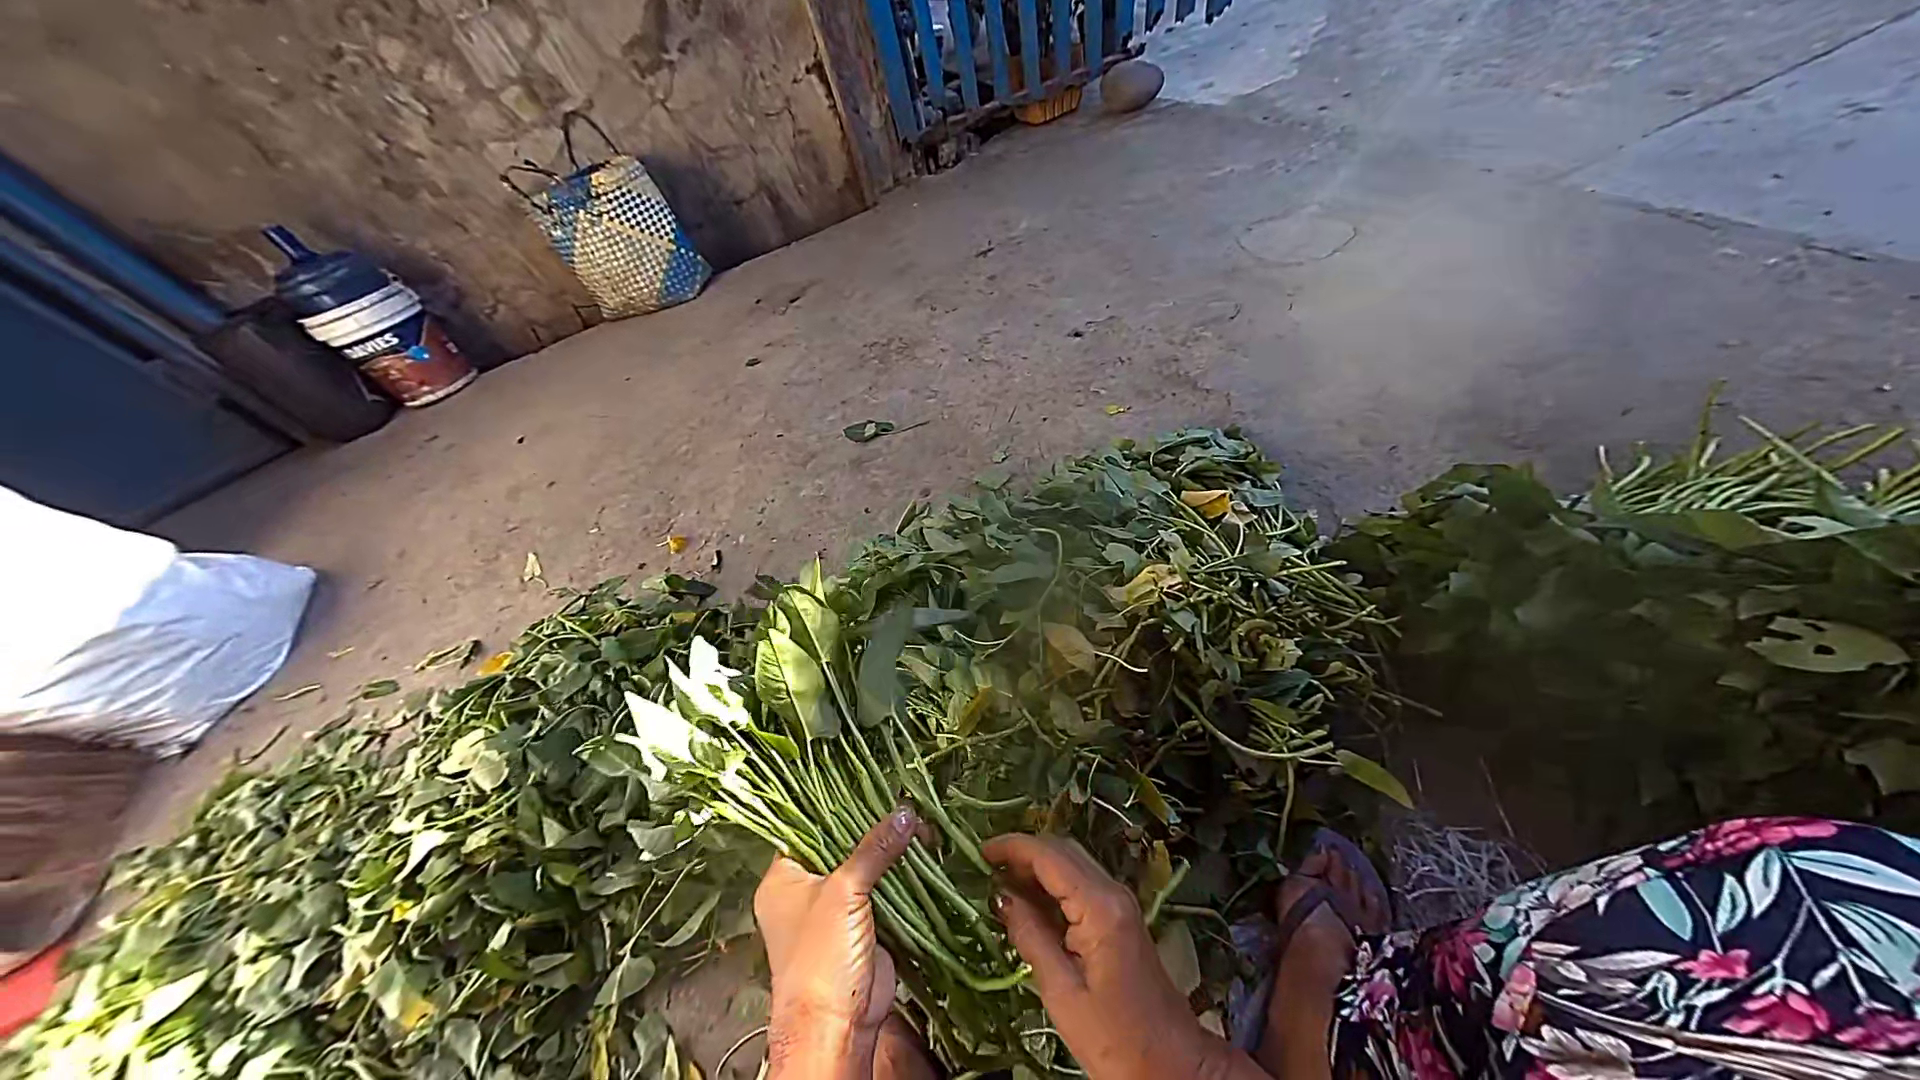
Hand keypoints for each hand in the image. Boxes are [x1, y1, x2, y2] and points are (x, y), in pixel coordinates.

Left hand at [755, 802, 917, 1079]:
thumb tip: (905, 812)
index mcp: (784, 879)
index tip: (867, 784)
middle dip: (873, 827)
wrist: (839, 1028)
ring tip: (919, 822)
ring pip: (866, 866)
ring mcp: (837, 907)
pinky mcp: (864, 923)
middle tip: (903, 804)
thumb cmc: (820, 959)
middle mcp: (807, 889)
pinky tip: (922, 850)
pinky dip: (901, 873)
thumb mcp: (843, 892)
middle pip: (842, 845)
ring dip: (891, 849)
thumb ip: (873, 849)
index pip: (807, 828)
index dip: (836, 806)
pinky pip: (883, 889)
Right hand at [984, 834, 1262, 1079]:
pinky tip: (1028, 901)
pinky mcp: (1119, 917)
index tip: (980, 851)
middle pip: (1062, 851)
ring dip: (1035, 866)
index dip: (1013, 847)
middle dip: (1022, 852)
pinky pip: (1079, 884)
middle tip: (985, 867)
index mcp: (1100, 906)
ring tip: (999, 882)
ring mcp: (1119, 902)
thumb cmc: (1117, 1039)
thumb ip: (1031, 937)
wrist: (1174, 1066)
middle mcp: (1112, 892)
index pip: (1050, 856)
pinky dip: (1050, 884)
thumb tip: (1000, 897)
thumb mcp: (1063, 993)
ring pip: (1071, 864)